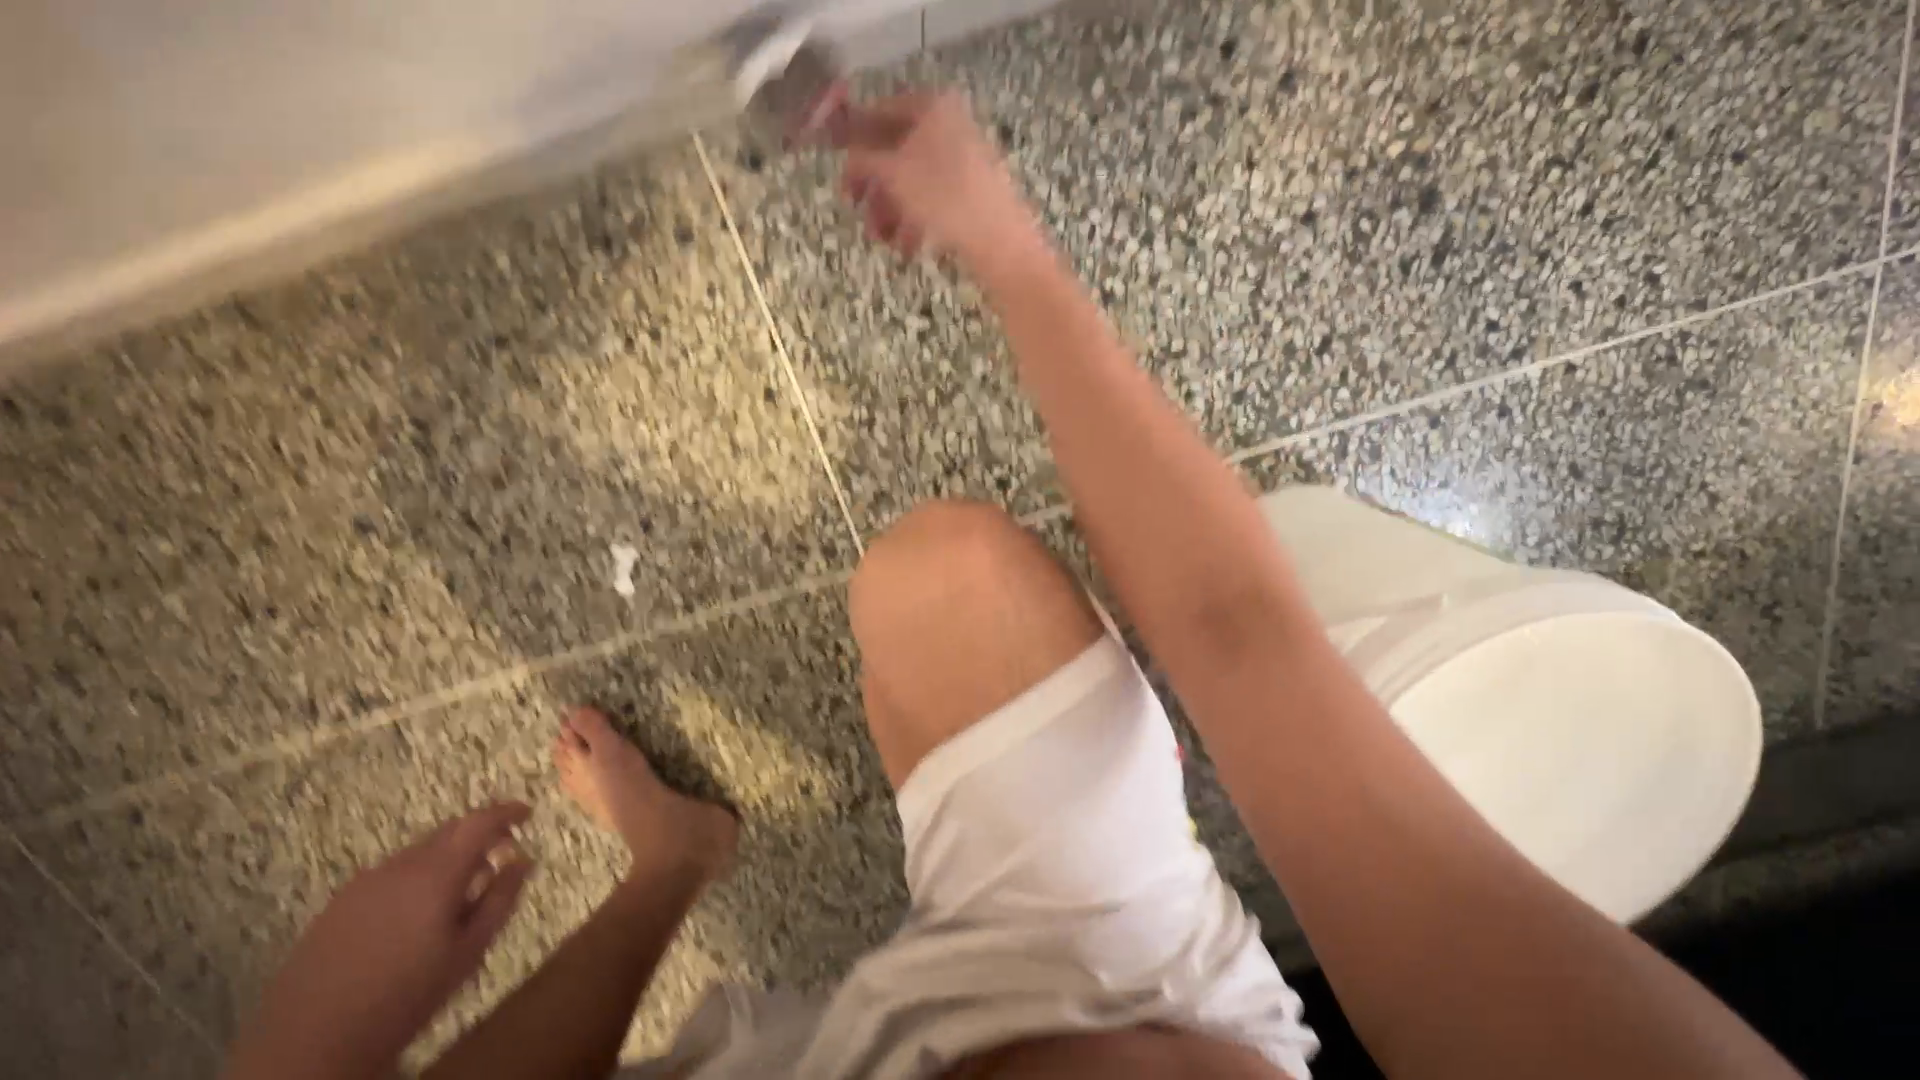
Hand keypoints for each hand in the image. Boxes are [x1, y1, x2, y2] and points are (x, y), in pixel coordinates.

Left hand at [223, 802, 535, 1079]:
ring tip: (461, 890)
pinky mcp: (338, 903)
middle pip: (447, 832)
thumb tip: (523, 861)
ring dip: (446, 858)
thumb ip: (499, 900)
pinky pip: (390, 874)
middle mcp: (399, 866)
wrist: (311, 1041)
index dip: (505, 812)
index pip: (477, 823)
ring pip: (417, 853)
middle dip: (478, 835)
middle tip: (502, 854)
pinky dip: (416, 877)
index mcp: (435, 874)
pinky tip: (417, 914)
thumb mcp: (467, 953)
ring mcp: (363, 883)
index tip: (526, 812)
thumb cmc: (406, 996)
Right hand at [832, 91, 1052, 279]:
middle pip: (897, 152)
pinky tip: (908, 247)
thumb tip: (849, 156)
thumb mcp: (892, 173)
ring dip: (891, 211)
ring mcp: (966, 159)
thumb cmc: (943, 197)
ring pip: (914, 182)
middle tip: (855, 210)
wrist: (1000, 241)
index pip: (881, 112)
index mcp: (934, 106)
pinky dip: (916, 221)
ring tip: (885, 241)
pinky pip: (935, 200)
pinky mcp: (975, 192)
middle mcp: (952, 125)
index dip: (855, 140)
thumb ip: (862, 159)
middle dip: (875, 188)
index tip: (839, 164)